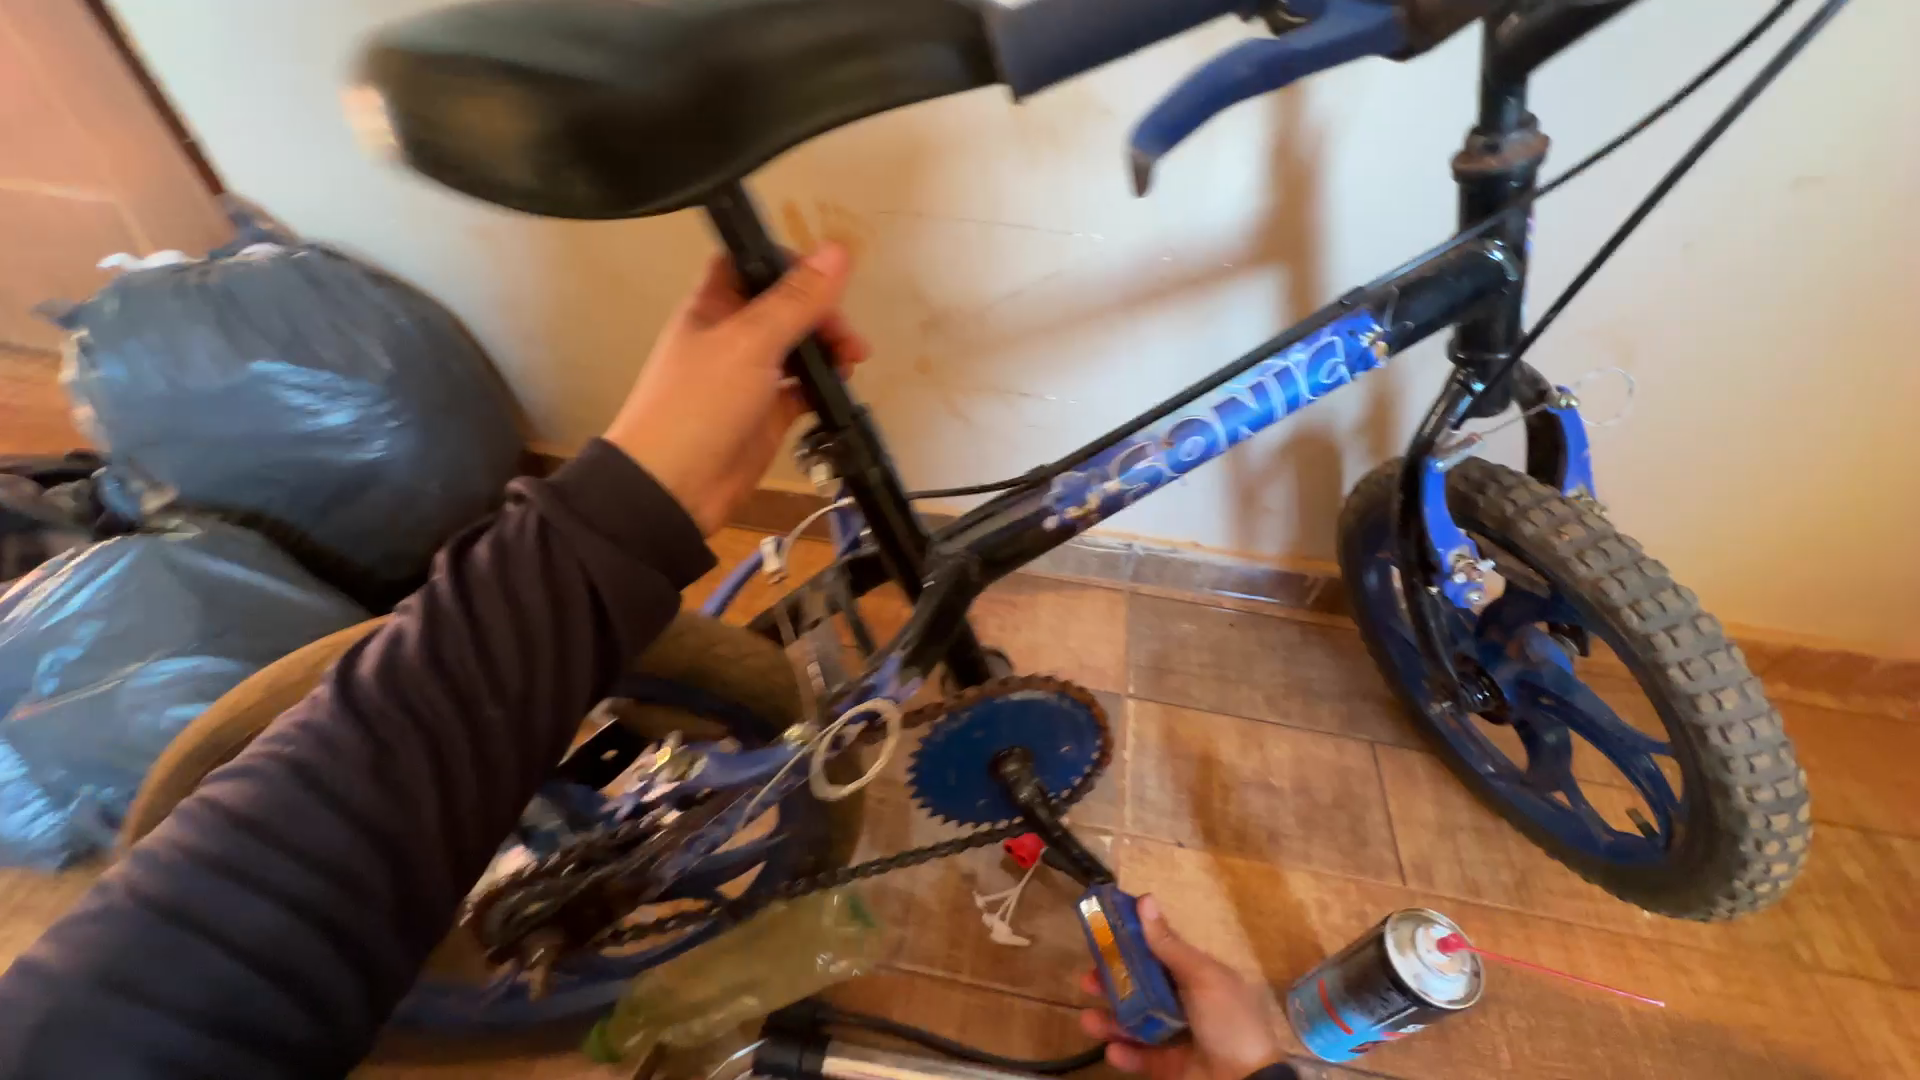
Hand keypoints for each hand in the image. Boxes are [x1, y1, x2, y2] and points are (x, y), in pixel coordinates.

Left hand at [604, 244, 868, 534]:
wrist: (676, 486)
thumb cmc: (701, 404)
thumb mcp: (750, 343)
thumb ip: (797, 301)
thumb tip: (837, 251)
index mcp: (715, 306)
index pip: (753, 264)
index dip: (788, 264)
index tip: (826, 279)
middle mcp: (733, 336)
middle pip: (786, 308)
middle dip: (821, 314)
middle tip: (847, 336)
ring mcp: (751, 377)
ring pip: (798, 349)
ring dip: (827, 349)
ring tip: (851, 361)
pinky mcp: (768, 413)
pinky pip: (802, 390)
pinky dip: (823, 386)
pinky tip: (840, 388)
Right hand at [1079, 896, 1287, 1079]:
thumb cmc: (1229, 1022)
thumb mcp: (1202, 977)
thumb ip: (1169, 944)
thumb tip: (1145, 898)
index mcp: (1196, 977)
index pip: (1156, 953)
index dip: (1129, 944)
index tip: (1102, 936)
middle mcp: (1183, 1003)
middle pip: (1139, 987)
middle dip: (1111, 983)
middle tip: (1087, 981)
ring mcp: (1175, 1037)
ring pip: (1134, 1022)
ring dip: (1109, 1020)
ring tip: (1088, 1020)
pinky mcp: (1168, 1068)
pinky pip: (1140, 1058)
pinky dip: (1124, 1054)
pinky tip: (1112, 1050)